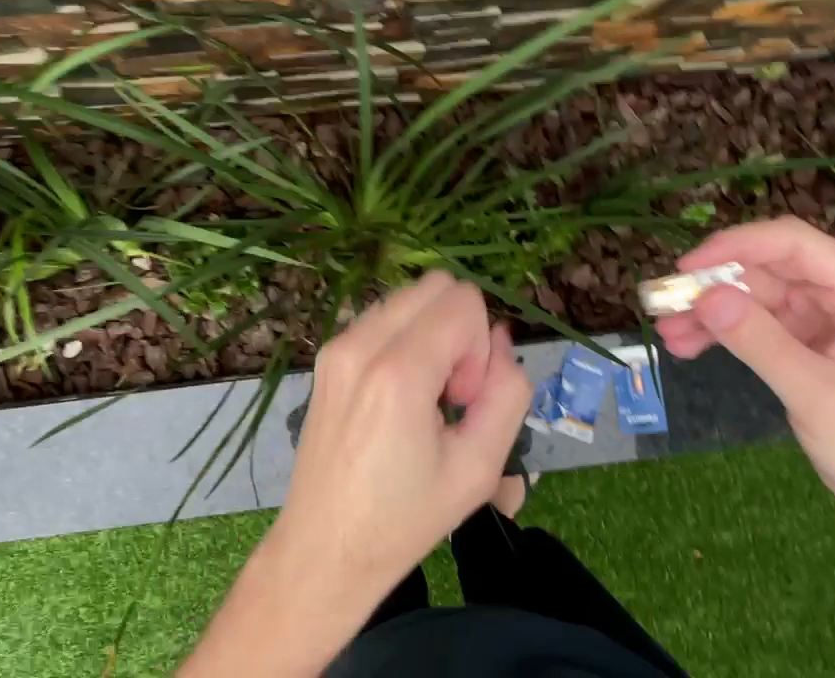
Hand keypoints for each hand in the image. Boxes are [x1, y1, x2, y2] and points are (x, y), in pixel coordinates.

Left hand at [271, 271, 531, 595]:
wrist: (325, 548)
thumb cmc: (404, 518)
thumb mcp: (479, 468)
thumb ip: (509, 393)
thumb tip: (501, 341)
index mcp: (397, 371)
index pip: (463, 300)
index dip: (480, 347)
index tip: (464, 399)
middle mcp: (360, 343)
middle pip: (436, 286)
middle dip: (459, 331)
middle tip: (450, 394)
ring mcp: (337, 345)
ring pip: (410, 297)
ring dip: (432, 334)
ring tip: (424, 397)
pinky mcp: (327, 355)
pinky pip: (384, 318)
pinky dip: (406, 340)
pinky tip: (400, 396)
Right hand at [657, 217, 834, 521]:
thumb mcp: (817, 394)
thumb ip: (760, 341)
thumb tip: (704, 297)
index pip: (795, 245)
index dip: (738, 246)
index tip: (688, 266)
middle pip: (768, 269)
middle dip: (715, 284)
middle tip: (667, 303)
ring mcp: (824, 320)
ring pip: (755, 297)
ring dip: (711, 312)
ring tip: (668, 333)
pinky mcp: (806, 344)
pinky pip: (755, 325)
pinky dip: (722, 333)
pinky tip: (687, 346)